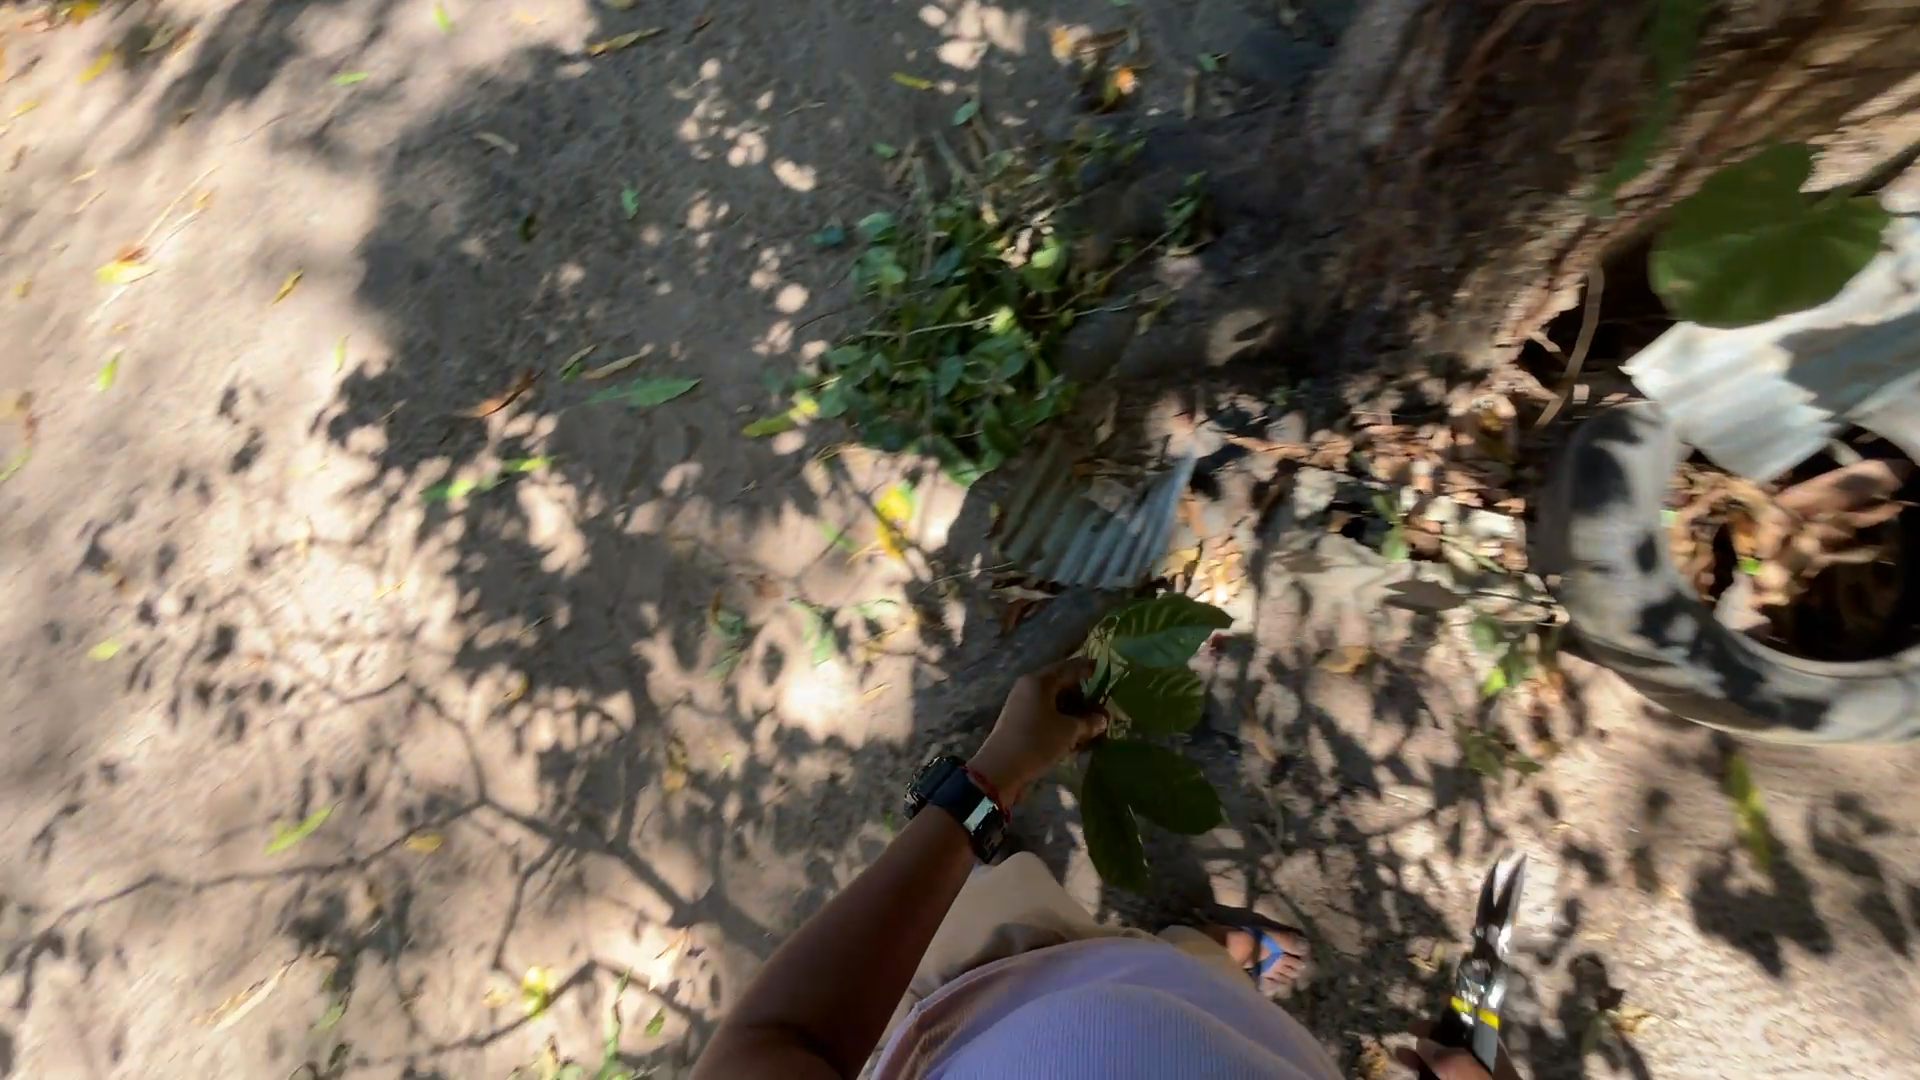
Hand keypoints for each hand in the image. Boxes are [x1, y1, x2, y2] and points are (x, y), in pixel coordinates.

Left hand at [968, 658, 1107, 805]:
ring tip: (1092, 719)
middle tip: (1102, 701)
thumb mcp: (1068, 731)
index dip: (1089, 669)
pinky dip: (1061, 718)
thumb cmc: (1036, 742)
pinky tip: (1074, 731)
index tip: (1105, 671)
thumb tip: (1103, 718)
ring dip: (1072, 708)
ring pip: (1053, 699)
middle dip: (1082, 692)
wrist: (1000, 768)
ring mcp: (1022, 703)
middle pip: (1061, 683)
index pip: (1069, 667)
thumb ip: (1088, 722)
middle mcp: (1029, 686)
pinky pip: (1045, 712)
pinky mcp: (1019, 720)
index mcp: (1039, 681)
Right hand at [1396, 1023, 1516, 1079]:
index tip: (1431, 1012)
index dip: (1456, 1017)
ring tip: (1400, 1057)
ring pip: (1445, 1069)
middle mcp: (1485, 1074)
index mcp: (1496, 1063)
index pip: (1478, 1030)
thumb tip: (1424, 1042)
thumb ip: (1454, 1061)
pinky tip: (1410, 1075)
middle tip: (1409, 1033)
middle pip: (1457, 1048)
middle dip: (1431, 1039)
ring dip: (1422, 1060)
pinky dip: (1425, 1077)